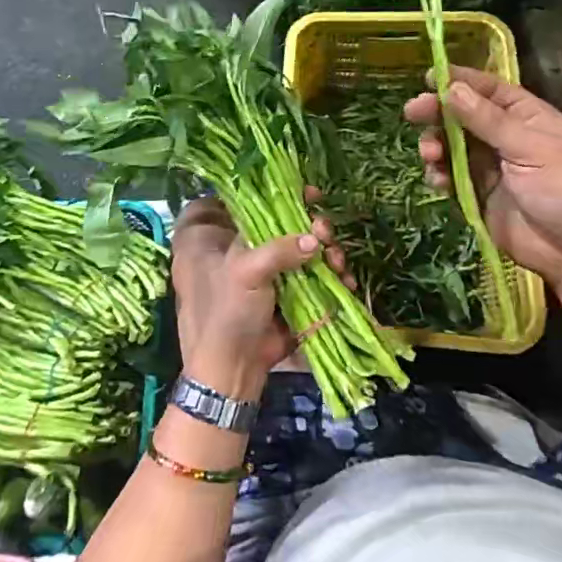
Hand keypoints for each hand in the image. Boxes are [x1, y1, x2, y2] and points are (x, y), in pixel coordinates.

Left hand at [169, 195, 346, 399]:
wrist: (232, 370)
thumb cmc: (226, 313)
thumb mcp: (245, 272)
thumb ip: (278, 250)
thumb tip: (314, 238)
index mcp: (216, 237)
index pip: (245, 200)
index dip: (274, 192)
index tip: (307, 193)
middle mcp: (240, 248)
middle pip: (280, 222)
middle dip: (310, 225)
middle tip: (326, 231)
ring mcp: (265, 271)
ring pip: (300, 249)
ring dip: (324, 251)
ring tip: (337, 260)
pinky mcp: (286, 293)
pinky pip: (311, 275)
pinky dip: (329, 276)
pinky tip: (345, 280)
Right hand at [405, 66, 561, 295]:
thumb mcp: (530, 148)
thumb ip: (487, 120)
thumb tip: (451, 89)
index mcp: (528, 118)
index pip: (490, 90)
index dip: (460, 80)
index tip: (429, 76)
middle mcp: (507, 138)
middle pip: (464, 117)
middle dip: (438, 114)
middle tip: (413, 112)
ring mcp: (492, 168)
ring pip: (452, 147)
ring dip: (436, 146)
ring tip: (430, 154)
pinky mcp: (480, 196)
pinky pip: (451, 178)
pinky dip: (440, 175)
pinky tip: (437, 180)